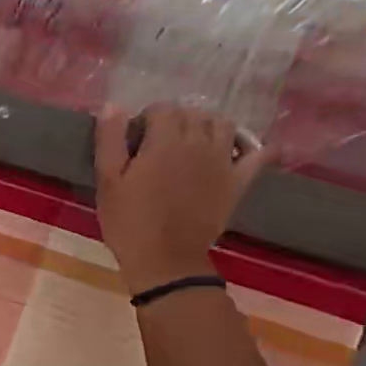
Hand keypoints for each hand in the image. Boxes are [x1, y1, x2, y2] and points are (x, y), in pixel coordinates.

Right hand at [94, 103, 274, 294]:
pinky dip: (250, 145)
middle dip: (174, 121)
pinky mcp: (239, 180)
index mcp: (166, 141)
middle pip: (193, 114)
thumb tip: (113, 105)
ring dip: (205, 127)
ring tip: (189, 145)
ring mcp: (225, 161)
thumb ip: (110, 140)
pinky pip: (258, 152)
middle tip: (156, 145)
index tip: (133, 140)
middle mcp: (200, 143)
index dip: (145, 120)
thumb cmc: (128, 222)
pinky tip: (235, 150)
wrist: (164, 259)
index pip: (162, 109)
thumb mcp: (107, 182)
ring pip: (223, 125)